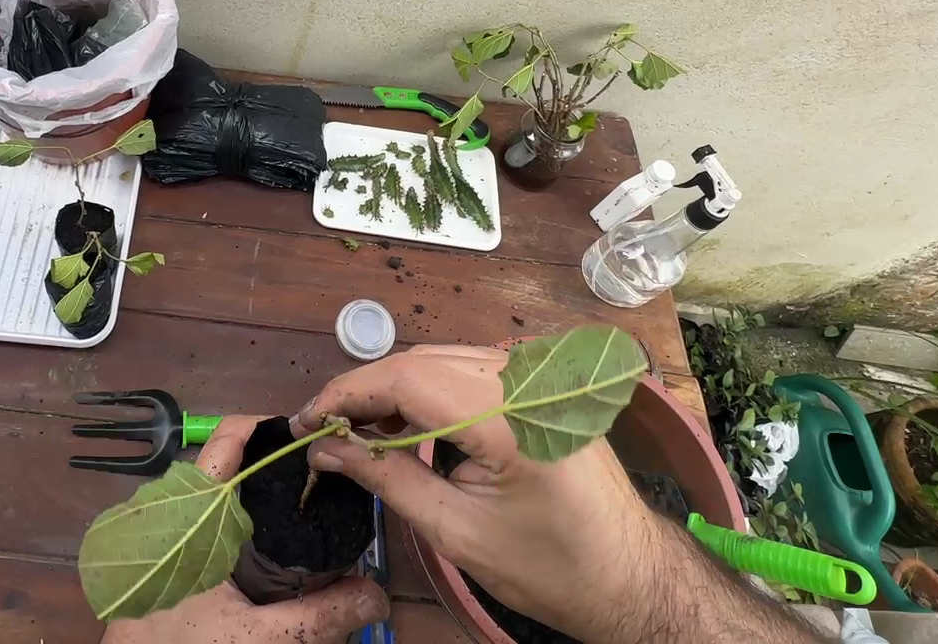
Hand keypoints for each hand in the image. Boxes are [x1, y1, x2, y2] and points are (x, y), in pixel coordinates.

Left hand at [101, 415, 388, 643]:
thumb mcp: (255, 640)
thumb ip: (317, 616)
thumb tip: (379, 595)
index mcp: (191, 509)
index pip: (226, 437)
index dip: (268, 427)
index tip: (310, 438)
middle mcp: (173, 508)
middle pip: (228, 463)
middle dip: (274, 464)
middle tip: (321, 478)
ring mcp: (163, 531)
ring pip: (217, 492)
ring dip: (256, 493)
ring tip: (304, 505)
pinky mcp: (163, 556)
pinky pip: (205, 519)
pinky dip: (239, 520)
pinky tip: (270, 545)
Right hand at [292, 346, 653, 641]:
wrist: (632, 577)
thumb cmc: (548, 568)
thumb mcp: (457, 531)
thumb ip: (386, 477)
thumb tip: (323, 447)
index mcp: (508, 415)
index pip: (406, 379)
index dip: (347, 395)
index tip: (304, 421)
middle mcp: (520, 377)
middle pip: (418, 363)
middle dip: (364, 393)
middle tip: (323, 432)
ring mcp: (531, 374)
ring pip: (436, 361)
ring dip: (391, 390)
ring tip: (355, 431)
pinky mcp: (532, 382)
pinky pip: (461, 370)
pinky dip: (423, 391)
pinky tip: (402, 423)